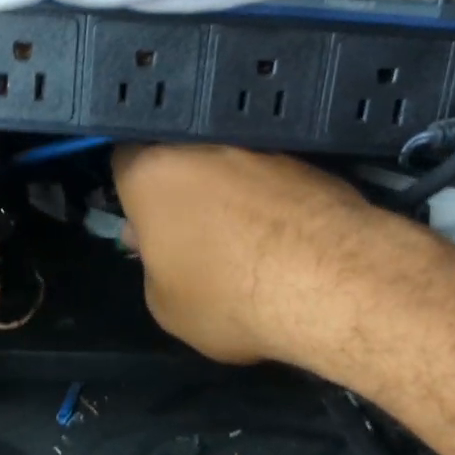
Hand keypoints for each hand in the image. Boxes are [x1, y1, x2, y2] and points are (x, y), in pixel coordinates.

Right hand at [112, 145, 387, 364]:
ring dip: (232, 198)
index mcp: (151, 173)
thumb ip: (155, 270)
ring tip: (248, 245)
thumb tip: (164, 254)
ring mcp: (258, 148)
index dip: (132, 191)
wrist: (331, 281)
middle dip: (184, 193)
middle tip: (194, 237)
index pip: (122, 161)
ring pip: (230, 169)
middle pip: (181, 161)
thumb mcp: (166, 308)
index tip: (145, 219)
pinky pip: (274, 181)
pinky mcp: (308, 161)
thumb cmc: (228, 296)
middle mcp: (201, 146)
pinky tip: (285, 243)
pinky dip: (274, 205)